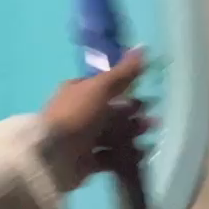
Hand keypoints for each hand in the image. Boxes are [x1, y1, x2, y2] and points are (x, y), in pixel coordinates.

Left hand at [40, 48, 153, 178]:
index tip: (147, 95)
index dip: (126, 90)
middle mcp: (79, 113)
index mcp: (78, 91)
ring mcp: (82, 138)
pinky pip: (110, 157)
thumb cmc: (77, 114)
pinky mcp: (86, 161)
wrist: (55, 154)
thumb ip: (123, 73)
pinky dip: (124, 157)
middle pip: (112, 113)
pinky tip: (138, 156)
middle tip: (153, 121)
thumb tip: (142, 47)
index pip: (106, 87)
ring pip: (113, 135)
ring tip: (148, 138)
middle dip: (133, 116)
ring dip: (132, 135)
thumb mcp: (100, 88)